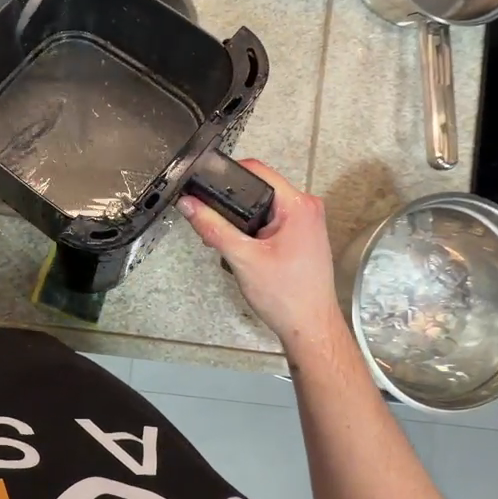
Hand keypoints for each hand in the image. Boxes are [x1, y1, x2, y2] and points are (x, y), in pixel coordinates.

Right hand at [178, 160, 349, 353]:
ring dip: (239, 219)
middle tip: (208, 219)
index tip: (202, 183)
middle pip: (257, 188)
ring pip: (262, 206)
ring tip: (221, 239)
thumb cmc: (285, 294)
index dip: (226, 172)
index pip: (257, 170)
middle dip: (230, 202)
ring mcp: (306, 223)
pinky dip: (251, 230)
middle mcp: (306, 208)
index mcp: (298, 205)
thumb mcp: (242, 258)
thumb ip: (212, 227)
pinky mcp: (302, 236)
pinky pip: (270, 221)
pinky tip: (239, 249)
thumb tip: (187, 203)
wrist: (310, 328)